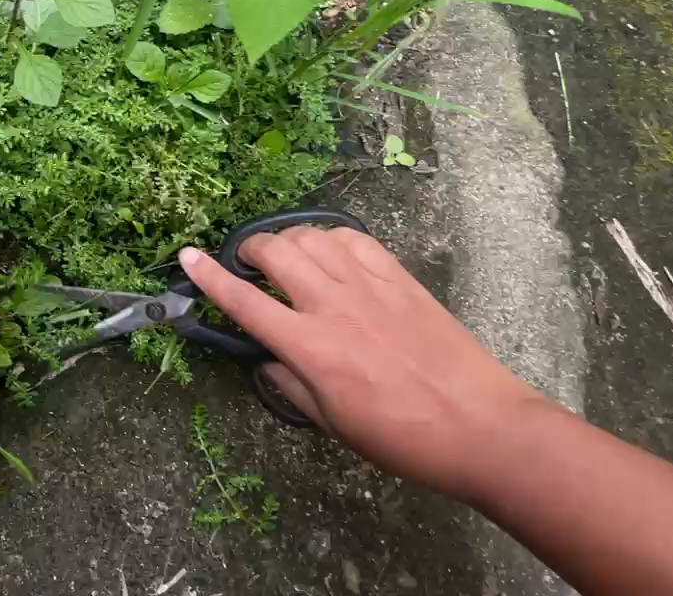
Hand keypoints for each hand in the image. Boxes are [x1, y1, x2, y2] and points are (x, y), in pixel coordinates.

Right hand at [179, 226, 546, 499]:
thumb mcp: (331, 422)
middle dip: (249, 249)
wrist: (485, 429)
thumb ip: (288, 383)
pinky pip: (353, 238)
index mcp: (310, 348)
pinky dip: (330, 237)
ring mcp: (368, 286)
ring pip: (310, 236)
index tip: (187, 255)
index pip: (244, 302)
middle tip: (248, 262)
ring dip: (288, 239)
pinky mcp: (399, 278)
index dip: (209, 276)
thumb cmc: (402, 437)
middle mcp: (331, 306)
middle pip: (274, 252)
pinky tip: (330, 252)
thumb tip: (265, 359)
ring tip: (288, 256)